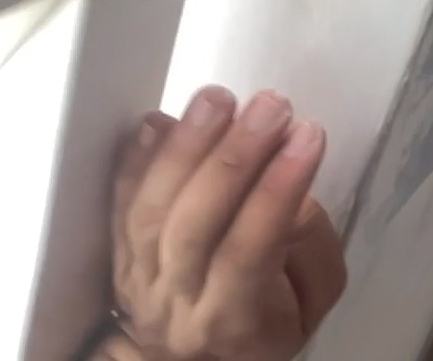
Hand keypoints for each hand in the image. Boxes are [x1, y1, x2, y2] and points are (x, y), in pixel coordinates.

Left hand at [103, 86, 348, 360]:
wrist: (194, 357)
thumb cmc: (270, 320)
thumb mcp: (314, 300)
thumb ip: (312, 248)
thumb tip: (294, 193)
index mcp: (234, 317)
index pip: (249, 250)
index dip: (278, 189)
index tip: (308, 133)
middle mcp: (174, 300)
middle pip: (193, 226)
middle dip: (235, 157)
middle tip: (272, 106)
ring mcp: (138, 276)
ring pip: (151, 211)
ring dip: (185, 147)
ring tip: (218, 99)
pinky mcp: (118, 253)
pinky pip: (118, 207)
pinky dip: (134, 162)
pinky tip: (157, 121)